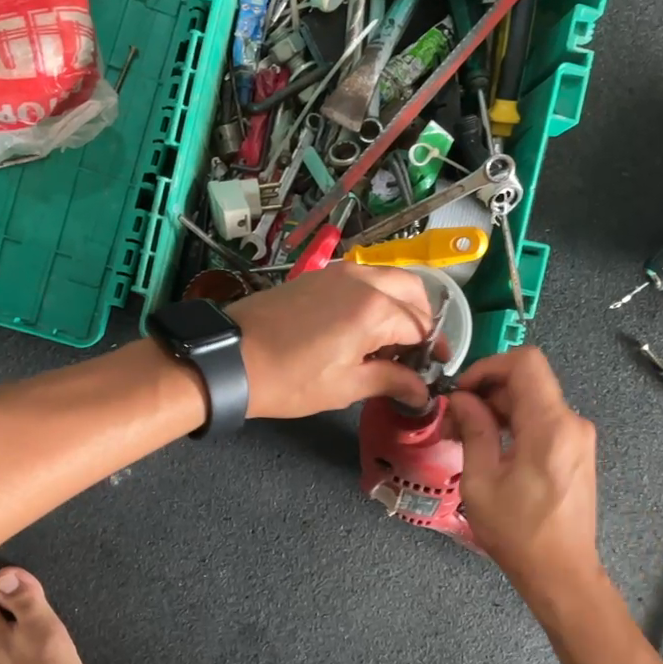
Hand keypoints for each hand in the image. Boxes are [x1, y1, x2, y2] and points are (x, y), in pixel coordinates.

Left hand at [225, 262, 434, 418]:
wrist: (230, 357)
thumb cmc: (290, 379)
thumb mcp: (345, 387)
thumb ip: (391, 381)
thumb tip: (423, 391)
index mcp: (376, 309)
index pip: (422, 326)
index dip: (432, 351)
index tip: (431, 373)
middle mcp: (365, 280)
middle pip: (414, 292)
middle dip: (422, 321)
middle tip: (413, 354)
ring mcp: (341, 272)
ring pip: (390, 278)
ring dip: (401, 305)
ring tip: (388, 343)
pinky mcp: (321, 275)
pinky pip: (365, 277)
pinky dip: (377, 296)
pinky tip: (364, 328)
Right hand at [446, 347, 600, 581]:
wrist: (562, 573)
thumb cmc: (518, 533)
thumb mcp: (481, 481)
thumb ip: (474, 431)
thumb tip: (462, 399)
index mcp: (551, 426)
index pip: (525, 362)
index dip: (488, 366)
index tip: (461, 391)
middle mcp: (572, 423)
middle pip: (528, 381)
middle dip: (487, 391)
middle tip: (454, 420)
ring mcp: (579, 437)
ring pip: (534, 401)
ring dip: (498, 409)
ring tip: (466, 436)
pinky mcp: (577, 452)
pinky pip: (543, 421)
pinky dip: (515, 424)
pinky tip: (491, 449)